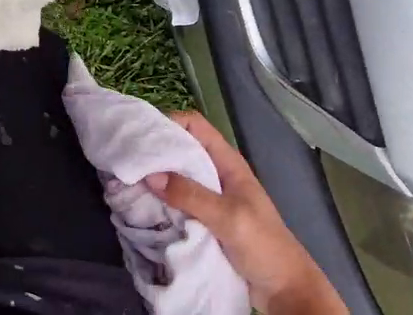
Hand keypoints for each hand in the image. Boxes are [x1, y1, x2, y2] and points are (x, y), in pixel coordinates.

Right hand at [147, 112, 346, 314]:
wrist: (285, 290)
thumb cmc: (264, 244)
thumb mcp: (228, 217)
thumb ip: (191, 195)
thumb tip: (150, 174)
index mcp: (227, 162)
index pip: (195, 125)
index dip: (170, 123)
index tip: (142, 136)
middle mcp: (216, 174)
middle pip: (182, 150)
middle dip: (157, 153)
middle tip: (128, 160)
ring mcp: (211, 198)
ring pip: (178, 178)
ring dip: (157, 180)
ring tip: (129, 184)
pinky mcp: (205, 221)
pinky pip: (179, 204)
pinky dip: (162, 203)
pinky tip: (144, 208)